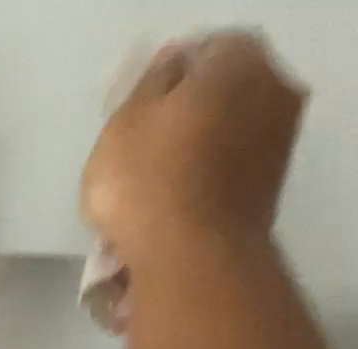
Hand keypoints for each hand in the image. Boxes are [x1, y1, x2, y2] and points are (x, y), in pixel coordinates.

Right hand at [82, 32, 306, 263]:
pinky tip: (172, 188)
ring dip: (194, 135)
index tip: (133, 101)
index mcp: (238, 67)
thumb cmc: (144, 181)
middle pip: (225, 82)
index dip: (169, 69)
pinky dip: (204, 162)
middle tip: (137, 135)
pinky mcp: (268, 173)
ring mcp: (278, 134)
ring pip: (229, 118)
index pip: (210, 45)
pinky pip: (231, 152)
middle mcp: (273, 89)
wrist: (189, 249)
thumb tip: (171, 62)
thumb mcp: (122, 124)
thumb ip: (149, 83)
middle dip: (185, 102)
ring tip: (150, 169)